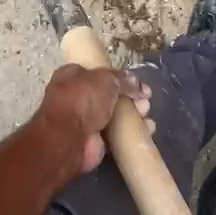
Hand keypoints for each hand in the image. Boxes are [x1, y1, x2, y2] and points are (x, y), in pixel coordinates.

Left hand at [34, 65, 150, 175]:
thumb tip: (138, 85)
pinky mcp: (95, 141)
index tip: (137, 83)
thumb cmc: (82, 99)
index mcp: (73, 76)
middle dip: (131, 97)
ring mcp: (86, 121)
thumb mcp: (105, 79)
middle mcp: (77, 98)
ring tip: (146, 114)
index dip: (119, 77)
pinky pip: (118, 134)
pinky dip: (132, 131)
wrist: (68, 139)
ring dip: (134, 114)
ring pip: (116, 114)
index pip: (99, 73)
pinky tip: (147, 129)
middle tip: (145, 100)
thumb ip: (123, 79)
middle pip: (111, 95)